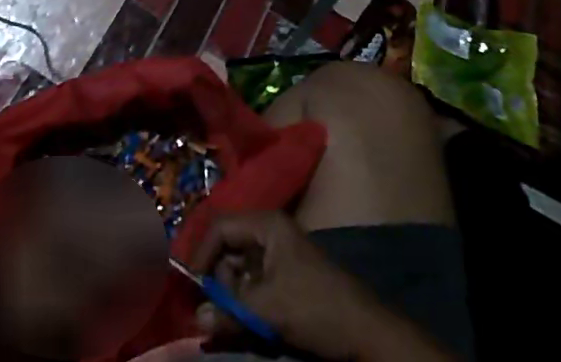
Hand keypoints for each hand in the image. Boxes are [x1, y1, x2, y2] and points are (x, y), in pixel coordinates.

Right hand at [189, 212, 386, 360]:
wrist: (368, 335)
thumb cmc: (317, 308)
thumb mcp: (269, 310)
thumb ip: (229, 311)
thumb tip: (196, 318)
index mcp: (266, 225)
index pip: (220, 228)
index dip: (201, 253)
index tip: (191, 284)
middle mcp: (270, 233)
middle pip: (227, 248)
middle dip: (217, 280)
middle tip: (213, 309)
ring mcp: (279, 256)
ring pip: (239, 270)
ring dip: (231, 297)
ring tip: (232, 320)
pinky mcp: (286, 280)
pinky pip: (253, 285)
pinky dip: (246, 304)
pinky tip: (246, 323)